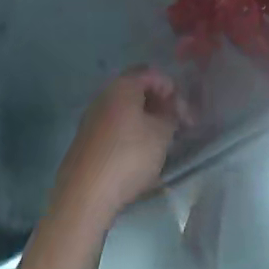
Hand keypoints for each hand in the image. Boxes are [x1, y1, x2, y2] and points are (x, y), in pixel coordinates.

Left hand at [49, 68, 186, 226]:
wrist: (84, 196)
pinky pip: (113, 125)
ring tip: (158, 140)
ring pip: (124, 109)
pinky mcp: (85, 140)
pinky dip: (129, 132)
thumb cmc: (129, 157)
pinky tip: (137, 153)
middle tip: (174, 124)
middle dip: (158, 103)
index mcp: (122, 86)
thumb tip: (168, 109)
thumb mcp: (161, 134)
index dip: (172, 89)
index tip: (184, 113)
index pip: (152, 73)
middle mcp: (104, 95)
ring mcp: (91, 117)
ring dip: (144, 119)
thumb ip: (170, 115)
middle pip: (136, 89)